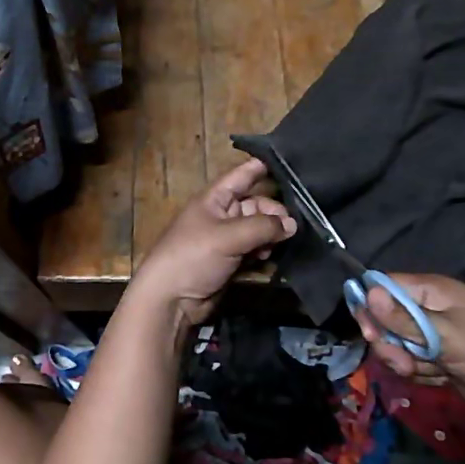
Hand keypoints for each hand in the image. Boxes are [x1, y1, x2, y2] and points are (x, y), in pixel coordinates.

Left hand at [132, 158, 296, 325]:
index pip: (242, 175)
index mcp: (214, 199)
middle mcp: (221, 215)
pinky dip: (265, 250)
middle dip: (274, 211)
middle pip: (255, 204)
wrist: (171, 300)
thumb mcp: (229, 236)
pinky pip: (254, 249)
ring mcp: (226, 239)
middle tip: (294, 224)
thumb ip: (263, 227)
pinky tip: (272, 255)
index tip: (291, 163)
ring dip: (272, 233)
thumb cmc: (194, 256)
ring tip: (285, 241)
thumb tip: (292, 224)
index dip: (261, 167)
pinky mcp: (231, 261)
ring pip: (257, 228)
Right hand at [353, 274, 464, 423]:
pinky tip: (442, 380)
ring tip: (431, 371)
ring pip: (398, 346)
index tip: (369, 333)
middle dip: (390, 343)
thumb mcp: (448, 336)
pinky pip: (414, 365)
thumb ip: (405, 319)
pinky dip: (423, 375)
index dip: (370, 307)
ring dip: (406, 362)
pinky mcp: (441, 361)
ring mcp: (435, 337)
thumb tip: (367, 292)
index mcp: (432, 291)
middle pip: (385, 320)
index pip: (384, 287)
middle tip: (406, 362)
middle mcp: (430, 309)